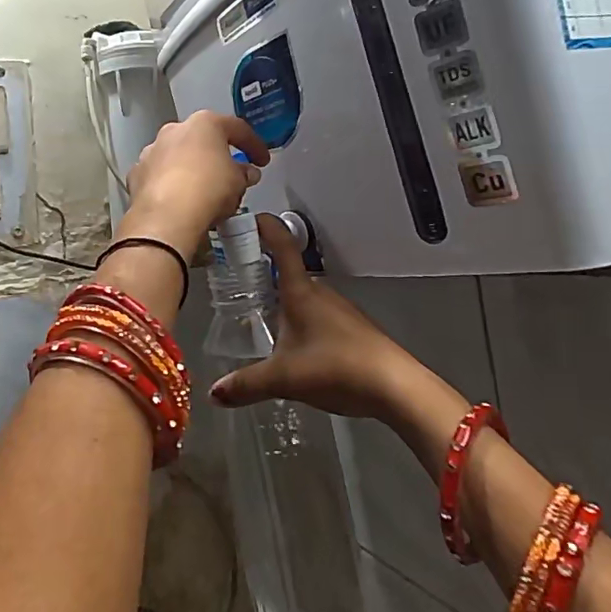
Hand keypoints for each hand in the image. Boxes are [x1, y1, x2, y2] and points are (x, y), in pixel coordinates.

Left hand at [120, 111, 269, 253]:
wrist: (167, 218)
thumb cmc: (206, 191)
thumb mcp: (238, 183)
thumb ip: (243, 174)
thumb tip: (244, 174)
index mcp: (204, 123)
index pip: (236, 128)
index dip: (254, 145)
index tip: (261, 159)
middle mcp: (174, 131)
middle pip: (202, 140)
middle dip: (217, 156)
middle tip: (231, 174)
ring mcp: (152, 151)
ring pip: (177, 156)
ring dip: (191, 169)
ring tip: (204, 192)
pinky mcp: (137, 174)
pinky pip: (160, 176)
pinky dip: (170, 185)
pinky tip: (181, 202)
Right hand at [209, 214, 423, 420]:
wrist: (396, 387)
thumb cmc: (337, 368)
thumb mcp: (283, 379)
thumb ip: (246, 385)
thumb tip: (214, 393)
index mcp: (301, 292)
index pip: (282, 246)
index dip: (266, 228)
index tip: (250, 218)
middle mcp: (320, 294)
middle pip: (288, 273)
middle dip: (263, 273)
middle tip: (238, 281)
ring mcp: (339, 311)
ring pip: (303, 297)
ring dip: (281, 301)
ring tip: (259, 318)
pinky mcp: (352, 330)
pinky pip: (318, 316)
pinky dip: (300, 321)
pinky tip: (294, 348)